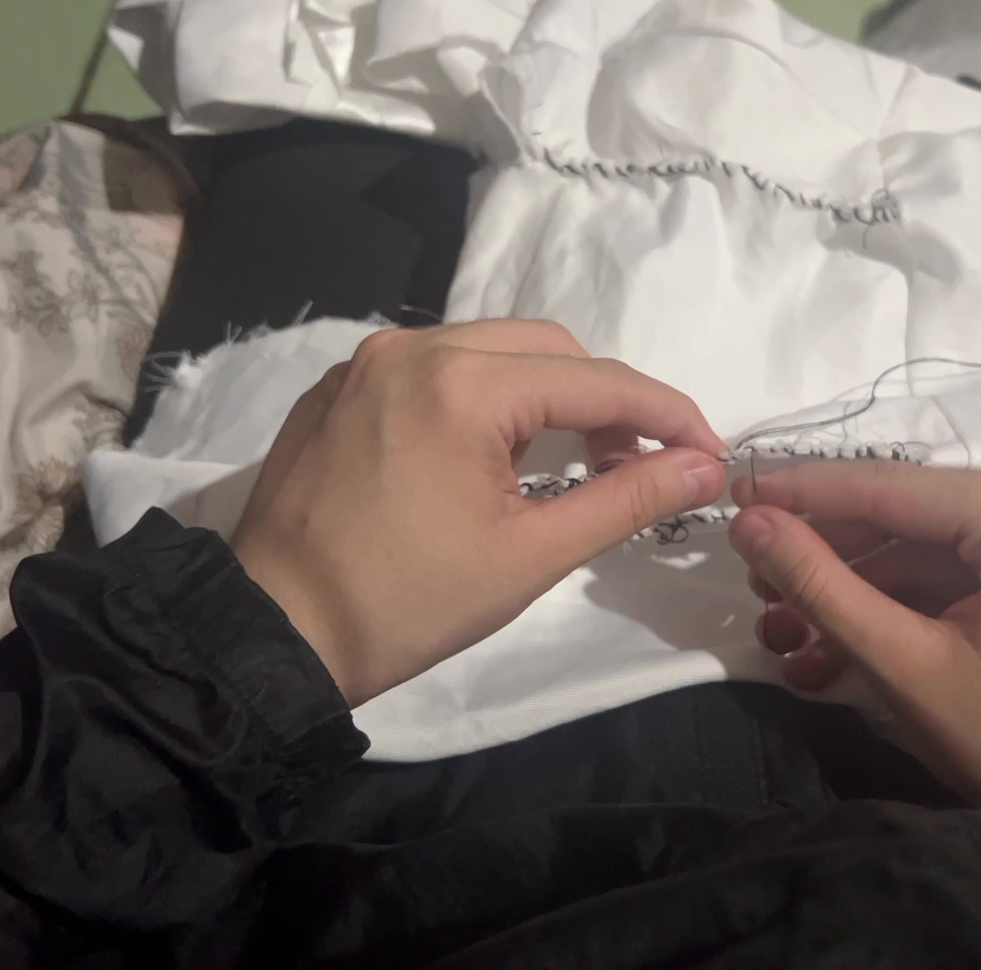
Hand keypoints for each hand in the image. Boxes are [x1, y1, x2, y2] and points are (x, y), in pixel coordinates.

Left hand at [232, 321, 726, 706]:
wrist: (272, 635)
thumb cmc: (406, 605)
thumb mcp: (530, 556)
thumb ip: (625, 499)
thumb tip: (703, 468)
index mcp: (459, 382)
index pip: (595, 379)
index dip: (665, 413)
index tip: (708, 452)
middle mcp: (412, 346)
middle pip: (546, 347)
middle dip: (605, 398)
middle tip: (634, 459)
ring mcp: (367, 360)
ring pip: (491, 349)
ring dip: (545, 393)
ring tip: (570, 454)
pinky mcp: (341, 383)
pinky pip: (437, 366)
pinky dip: (485, 394)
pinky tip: (489, 447)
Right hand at [728, 461, 980, 839]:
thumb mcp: (904, 665)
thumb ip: (817, 583)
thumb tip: (747, 523)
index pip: (900, 487)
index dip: (808, 490)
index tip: (740, 494)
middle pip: (911, 516)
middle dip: (827, 553)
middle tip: (757, 579)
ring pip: (923, 549)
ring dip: (850, 588)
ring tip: (782, 629)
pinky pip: (951, 577)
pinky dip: (892, 607)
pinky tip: (829, 650)